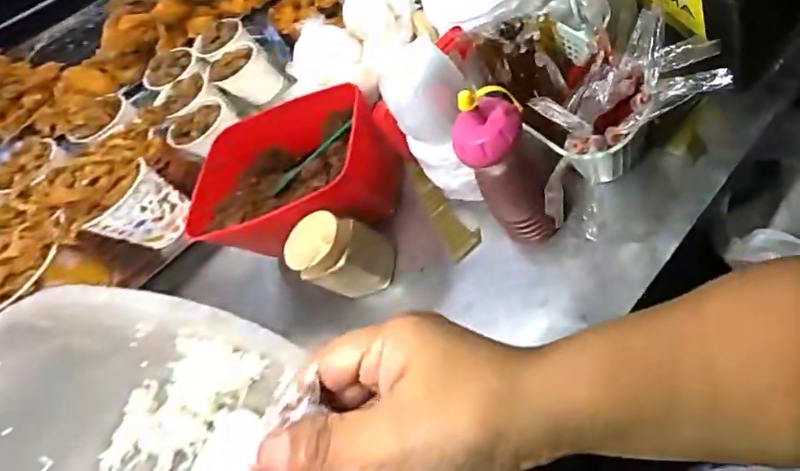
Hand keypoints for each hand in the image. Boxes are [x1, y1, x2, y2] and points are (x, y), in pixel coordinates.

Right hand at [255, 314, 541, 470]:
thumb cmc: (458, 418)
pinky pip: (392, 428)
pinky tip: (371, 467)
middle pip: (341, 395)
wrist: (536, 416)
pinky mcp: (440, 408)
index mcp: (391, 340)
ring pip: (366, 417)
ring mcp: (425, 380)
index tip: (273, 463)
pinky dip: (375, 453)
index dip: (293, 414)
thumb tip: (263, 450)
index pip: (321, 369)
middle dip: (319, 440)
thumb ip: (322, 446)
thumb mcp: (383, 437)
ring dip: (347, 451)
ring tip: (341, 470)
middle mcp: (405, 352)